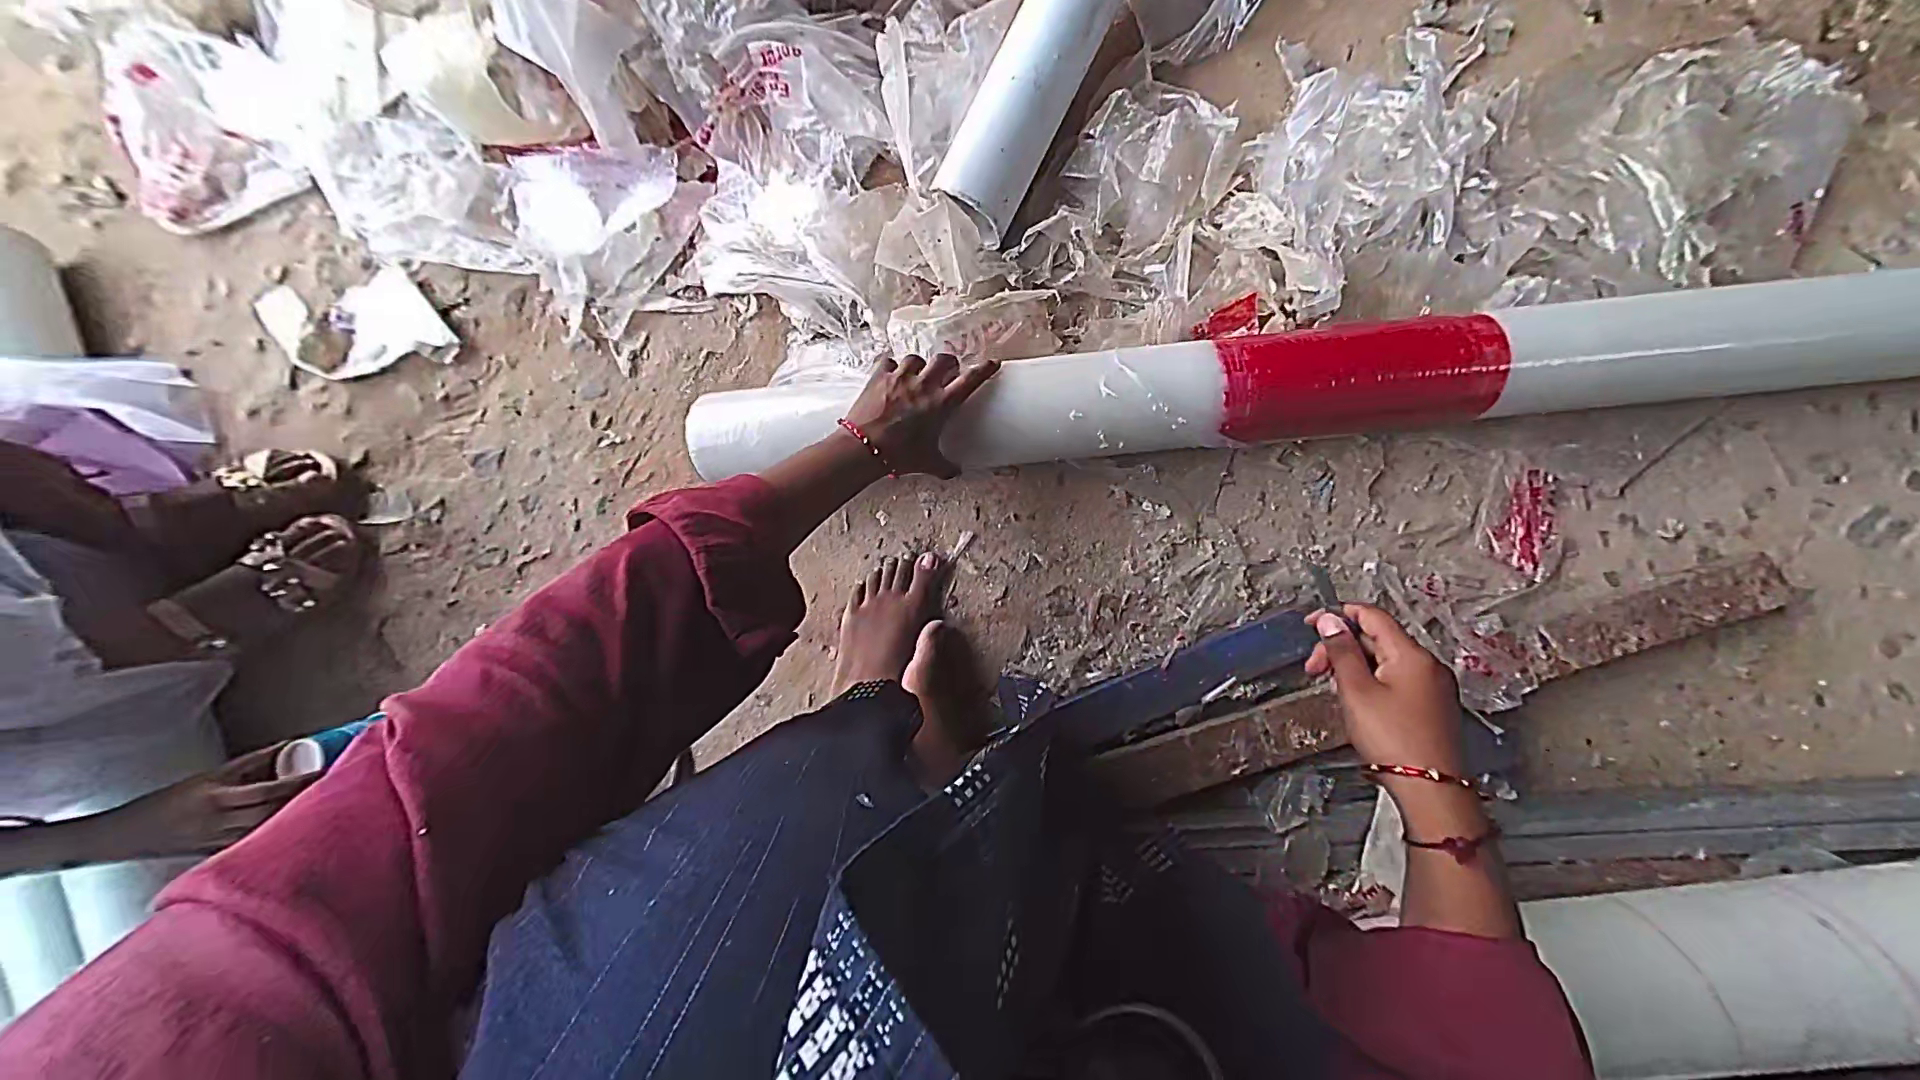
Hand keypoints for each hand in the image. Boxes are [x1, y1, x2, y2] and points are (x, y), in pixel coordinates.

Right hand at [107, 743, 316, 857]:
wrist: (121, 836)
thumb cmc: (169, 801)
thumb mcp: (211, 776)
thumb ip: (253, 762)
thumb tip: (292, 743)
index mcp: (220, 798)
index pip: (272, 790)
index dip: (303, 782)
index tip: (328, 772)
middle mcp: (220, 821)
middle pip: (275, 811)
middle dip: (305, 801)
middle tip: (335, 788)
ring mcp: (218, 841)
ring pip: (267, 830)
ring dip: (294, 820)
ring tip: (322, 807)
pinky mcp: (215, 855)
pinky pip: (252, 846)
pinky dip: (274, 837)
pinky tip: (295, 830)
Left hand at [843, 352, 999, 478]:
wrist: (864, 448)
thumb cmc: (899, 455)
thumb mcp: (928, 463)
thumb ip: (945, 466)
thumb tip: (955, 472)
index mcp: (942, 403)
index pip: (971, 379)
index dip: (984, 369)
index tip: (992, 363)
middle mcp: (924, 385)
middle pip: (944, 359)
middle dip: (948, 364)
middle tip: (947, 373)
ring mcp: (901, 378)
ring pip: (916, 358)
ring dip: (919, 365)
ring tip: (916, 375)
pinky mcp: (880, 376)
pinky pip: (889, 361)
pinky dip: (892, 366)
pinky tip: (891, 375)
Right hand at [1304, 603, 1465, 777]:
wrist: (1430, 787)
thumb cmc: (1391, 738)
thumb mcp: (1356, 690)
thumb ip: (1341, 651)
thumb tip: (1330, 621)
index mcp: (1411, 655)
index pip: (1373, 616)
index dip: (1339, 614)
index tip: (1312, 623)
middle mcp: (1428, 664)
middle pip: (1377, 639)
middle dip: (1341, 647)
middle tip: (1314, 668)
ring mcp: (1433, 685)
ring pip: (1385, 659)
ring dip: (1354, 664)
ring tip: (1332, 685)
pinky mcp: (1431, 704)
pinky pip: (1396, 677)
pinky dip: (1371, 678)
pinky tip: (1355, 697)